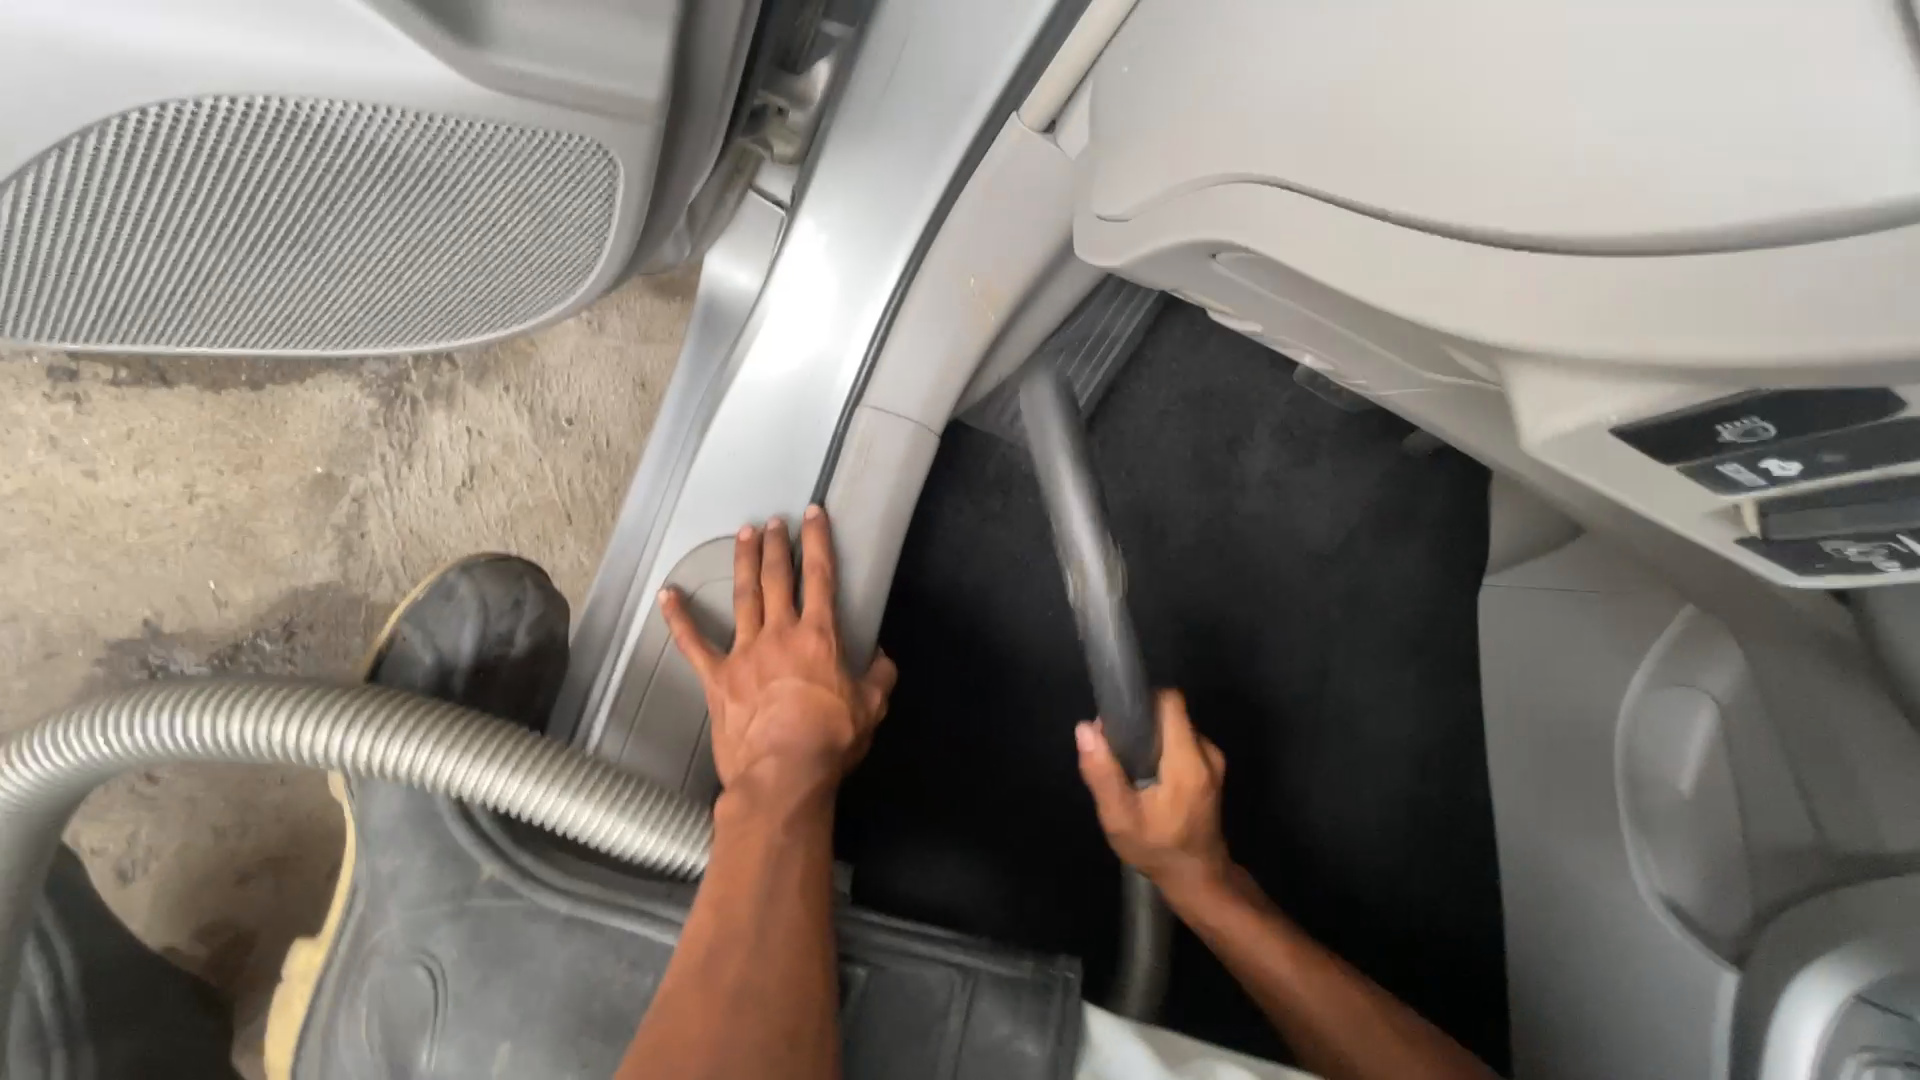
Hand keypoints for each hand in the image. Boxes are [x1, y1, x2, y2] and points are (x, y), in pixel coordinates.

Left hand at [661, 506, 897, 808]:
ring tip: (744, 535)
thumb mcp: (872, 707)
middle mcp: (780, 633)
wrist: (783, 773)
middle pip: (776, 577)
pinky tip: (667, 595)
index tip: (813, 514)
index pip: (820, 576)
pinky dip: (679, 618)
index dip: (818, 541)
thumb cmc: (831, 739)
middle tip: (774, 522)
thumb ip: (880, 676)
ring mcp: (744, 652)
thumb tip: (883, 658)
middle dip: (777, 545)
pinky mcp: (717, 677)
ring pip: (742, 596)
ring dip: (744, 562)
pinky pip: (694, 643)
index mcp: (819, 636)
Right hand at [1076, 690, 1232, 896]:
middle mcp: (1206, 752)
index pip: (1170, 701)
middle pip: (1170, 714)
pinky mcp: (1211, 769)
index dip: (1141, 702)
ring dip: (1150, 739)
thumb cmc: (1157, 848)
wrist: (1198, 879)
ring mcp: (1213, 761)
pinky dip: (1162, 751)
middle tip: (1117, 752)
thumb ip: (1102, 773)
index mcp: (1188, 760)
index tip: (1119, 721)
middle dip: (1141, 724)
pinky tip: (1147, 778)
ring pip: (1174, 728)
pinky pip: (1181, 743)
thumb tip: (1084, 729)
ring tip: (1130, 769)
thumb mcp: (1120, 818)